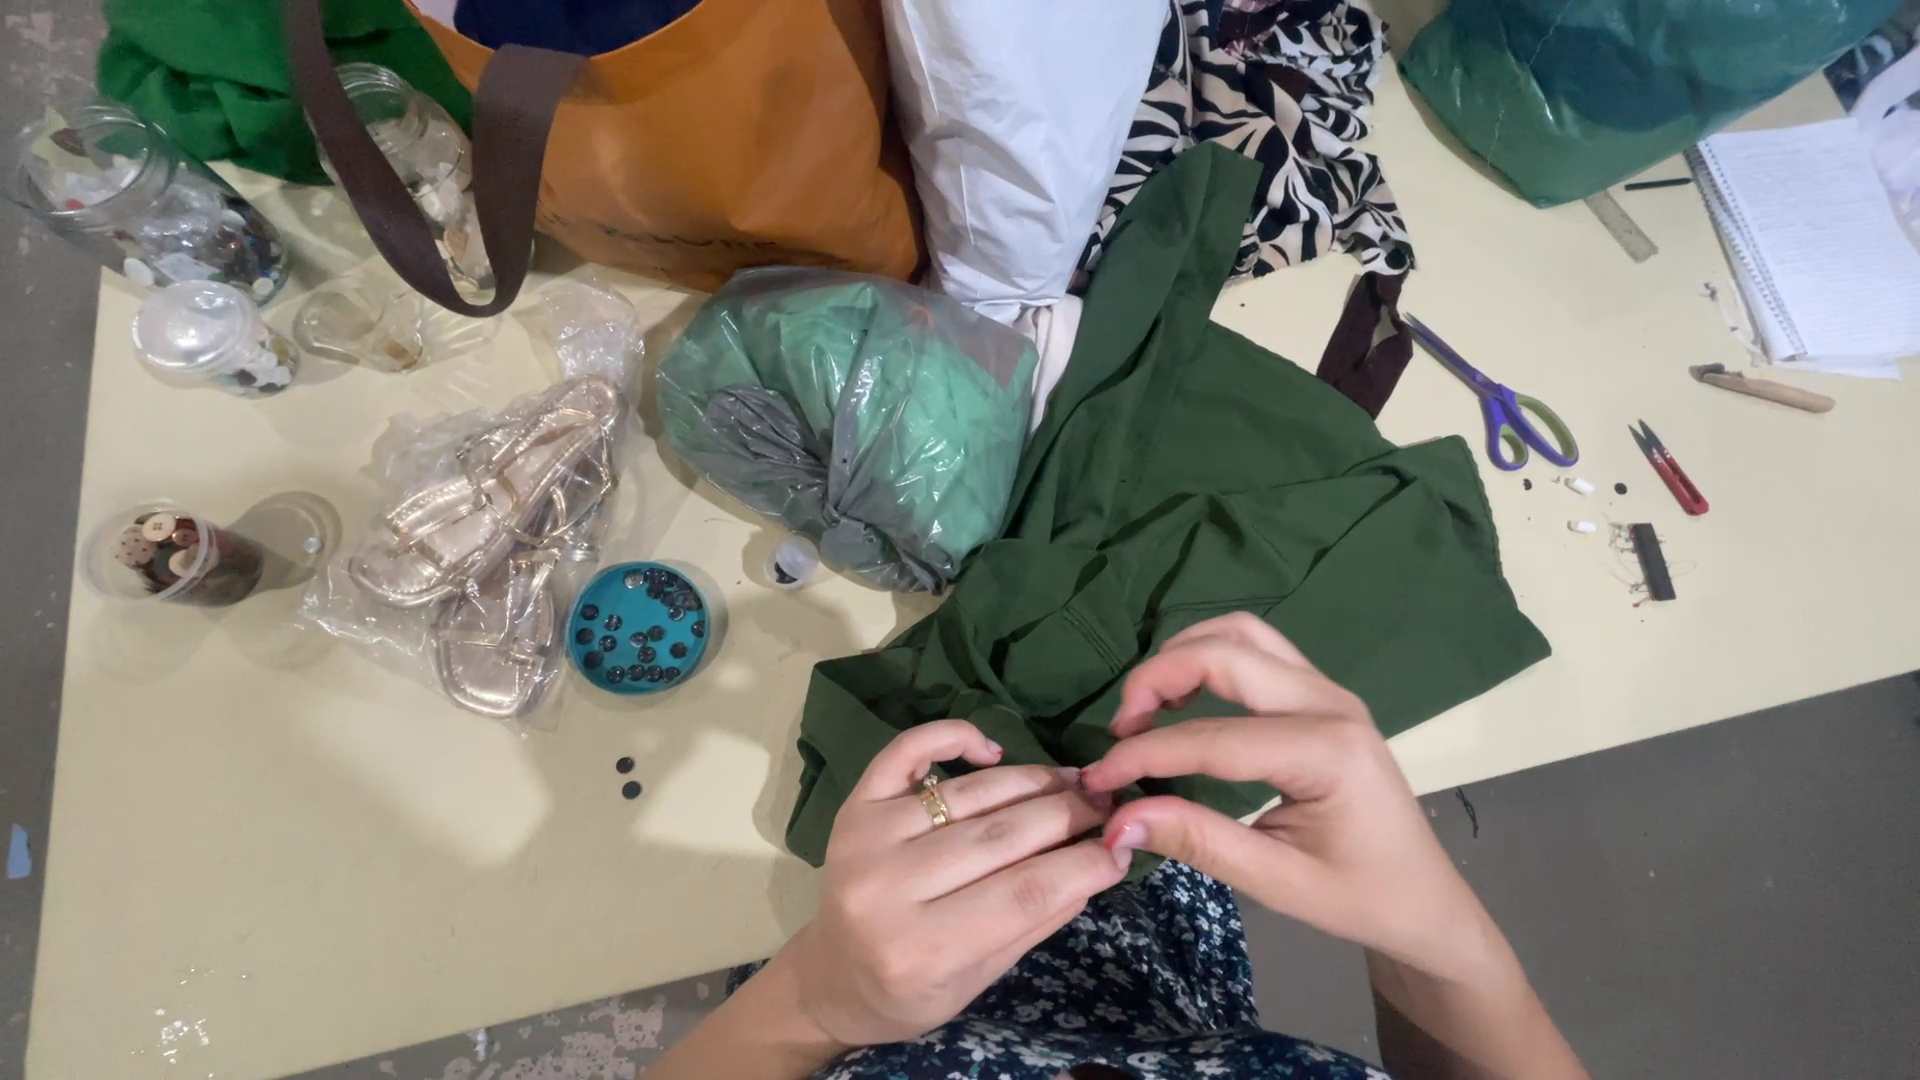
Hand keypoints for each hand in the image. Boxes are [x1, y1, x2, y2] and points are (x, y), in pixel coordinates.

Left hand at [778, 719, 1130, 1047]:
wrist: (834, 973)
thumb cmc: (912, 989)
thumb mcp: (982, 977)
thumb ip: (1039, 917)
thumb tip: (1104, 858)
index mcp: (921, 948)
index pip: (1022, 894)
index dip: (1082, 864)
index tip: (1122, 844)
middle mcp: (888, 886)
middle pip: (999, 836)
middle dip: (1066, 814)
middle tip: (1105, 801)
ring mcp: (866, 837)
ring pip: (967, 794)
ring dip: (1029, 780)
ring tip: (1070, 779)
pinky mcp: (855, 804)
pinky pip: (907, 751)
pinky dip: (953, 736)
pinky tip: (992, 749)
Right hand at [1080, 613, 1506, 983]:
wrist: (1428, 901)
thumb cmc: (1361, 898)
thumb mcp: (1278, 883)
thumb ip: (1197, 842)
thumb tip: (1116, 820)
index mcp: (1326, 752)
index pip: (1210, 737)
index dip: (1142, 753)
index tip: (1097, 777)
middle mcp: (1329, 701)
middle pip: (1223, 651)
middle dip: (1156, 680)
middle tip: (1121, 730)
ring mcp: (1327, 688)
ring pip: (1239, 632)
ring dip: (1182, 655)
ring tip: (1147, 707)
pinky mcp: (1319, 690)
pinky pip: (1254, 645)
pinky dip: (1206, 655)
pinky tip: (1185, 695)